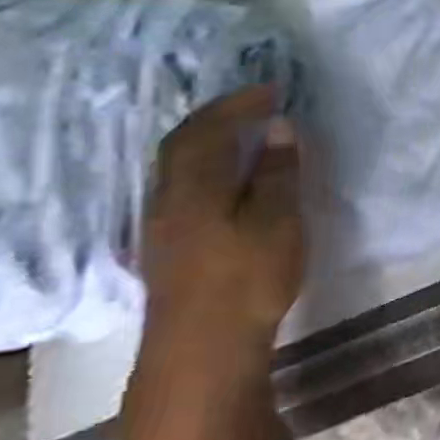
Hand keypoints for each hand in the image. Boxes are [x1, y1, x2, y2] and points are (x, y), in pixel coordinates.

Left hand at [142, 84, 303, 348]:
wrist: (200, 351)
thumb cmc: (246, 279)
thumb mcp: (276, 221)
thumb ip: (276, 173)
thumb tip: (278, 128)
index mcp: (194, 185)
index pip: (209, 128)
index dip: (238, 104)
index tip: (271, 89)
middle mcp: (168, 198)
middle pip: (184, 145)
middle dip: (218, 119)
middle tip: (253, 107)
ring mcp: (162, 225)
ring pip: (180, 169)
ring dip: (209, 144)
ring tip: (243, 139)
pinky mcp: (167, 249)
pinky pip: (184, 189)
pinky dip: (207, 170)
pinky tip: (226, 184)